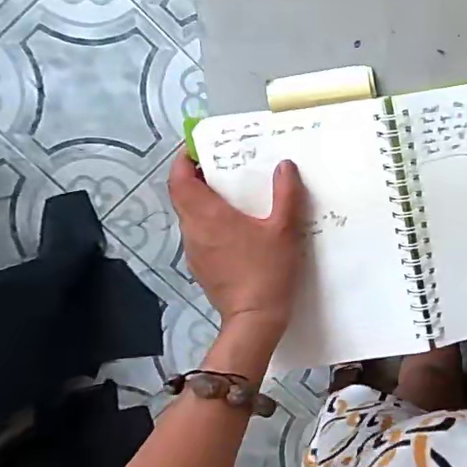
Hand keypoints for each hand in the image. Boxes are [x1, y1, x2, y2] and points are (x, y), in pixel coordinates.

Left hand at [168, 154, 306, 338]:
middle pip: (182, 195)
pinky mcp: (200, 266)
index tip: (198, 147)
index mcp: (208, 215)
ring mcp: (193, 250)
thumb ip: (286, 193)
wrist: (254, 319)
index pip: (179, 179)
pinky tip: (234, 225)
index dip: (183, 160)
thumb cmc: (267, 270)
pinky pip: (198, 232)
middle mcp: (193, 229)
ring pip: (189, 214)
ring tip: (230, 192)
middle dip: (195, 176)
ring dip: (202, 198)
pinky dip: (208, 219)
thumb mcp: (285, 228)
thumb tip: (285, 165)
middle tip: (221, 165)